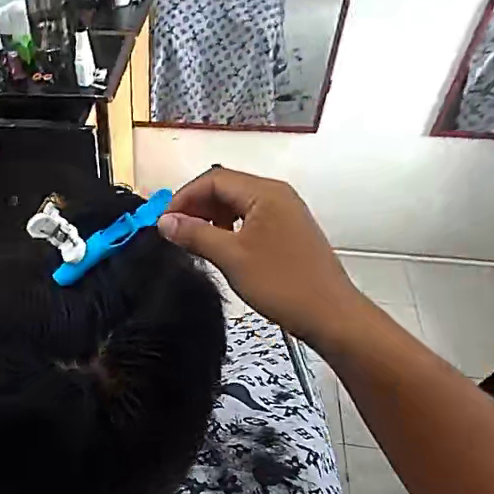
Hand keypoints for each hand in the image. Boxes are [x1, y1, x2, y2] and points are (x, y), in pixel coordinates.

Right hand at [158, 167, 372, 345]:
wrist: (329, 314)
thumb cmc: (286, 286)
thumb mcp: (232, 258)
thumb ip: (196, 235)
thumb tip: (166, 222)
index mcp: (266, 193)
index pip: (213, 179)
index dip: (184, 197)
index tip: (164, 222)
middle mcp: (278, 196)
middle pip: (227, 188)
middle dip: (197, 207)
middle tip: (174, 232)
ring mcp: (286, 213)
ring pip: (239, 205)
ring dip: (213, 218)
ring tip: (194, 242)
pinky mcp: (289, 232)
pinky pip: (253, 220)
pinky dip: (231, 229)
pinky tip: (221, 249)